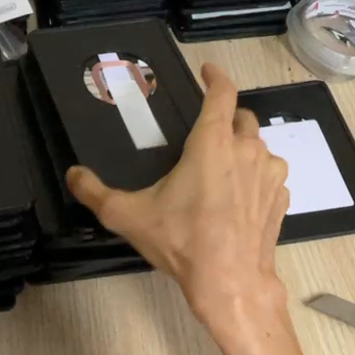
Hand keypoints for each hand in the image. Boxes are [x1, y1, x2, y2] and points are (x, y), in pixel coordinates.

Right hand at [66, 63, 290, 342]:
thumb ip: (95, 193)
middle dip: (225, 117)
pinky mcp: (280, 198)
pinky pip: (268, 176)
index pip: (221, 93)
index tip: (207, 72)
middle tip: (205, 131)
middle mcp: (246, 150)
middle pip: (242, 118)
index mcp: (212, 143)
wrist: (230, 282)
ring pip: (258, 147)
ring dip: (241, 149)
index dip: (215, 77)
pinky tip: (237, 196)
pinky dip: (254, 177)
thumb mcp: (128, 216)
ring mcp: (269, 175)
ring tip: (219, 168)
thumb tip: (73, 175)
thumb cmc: (182, 242)